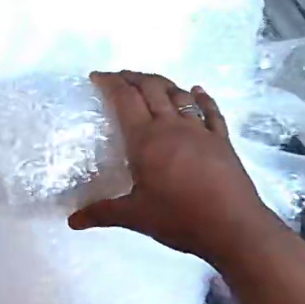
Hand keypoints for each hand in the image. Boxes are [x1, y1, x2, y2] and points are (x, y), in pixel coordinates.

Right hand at [68, 71, 290, 263]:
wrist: (233, 226)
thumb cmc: (178, 217)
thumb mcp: (133, 217)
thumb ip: (101, 213)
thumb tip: (72, 221)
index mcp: (146, 140)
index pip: (125, 100)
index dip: (110, 84)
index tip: (97, 77)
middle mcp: (172, 127)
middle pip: (152, 89)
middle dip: (133, 77)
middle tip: (118, 77)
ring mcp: (200, 131)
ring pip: (178, 95)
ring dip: (162, 83)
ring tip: (149, 82)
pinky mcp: (222, 141)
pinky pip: (210, 111)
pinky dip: (201, 97)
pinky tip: (197, 91)